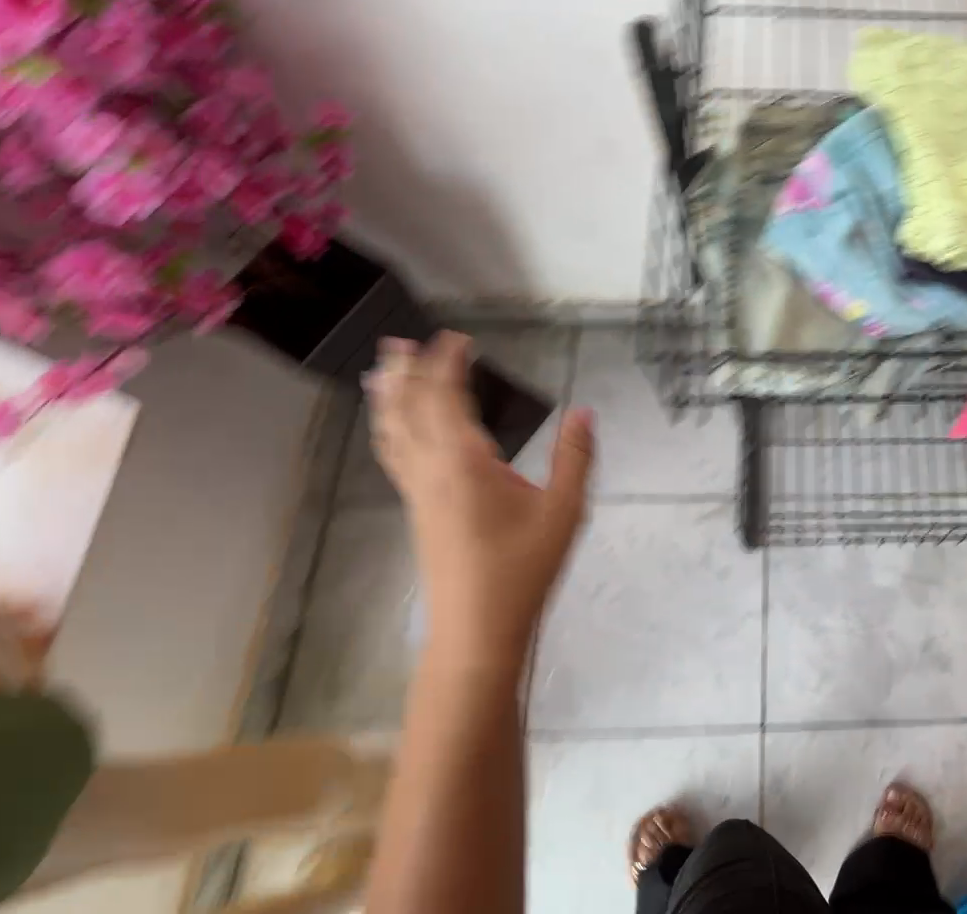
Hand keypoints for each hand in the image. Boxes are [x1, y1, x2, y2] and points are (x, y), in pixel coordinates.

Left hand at [366, 332, 593, 661]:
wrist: (477, 628)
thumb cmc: (524, 568)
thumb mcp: (564, 512)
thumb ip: (575, 457)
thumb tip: (584, 411)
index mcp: (464, 462)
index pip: (446, 397)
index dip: (448, 363)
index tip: (457, 338)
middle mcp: (431, 469)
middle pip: (407, 410)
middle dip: (405, 372)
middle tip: (400, 341)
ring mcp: (418, 492)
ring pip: (393, 434)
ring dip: (389, 398)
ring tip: (382, 373)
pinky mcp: (418, 510)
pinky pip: (395, 455)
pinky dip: (391, 429)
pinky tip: (396, 432)